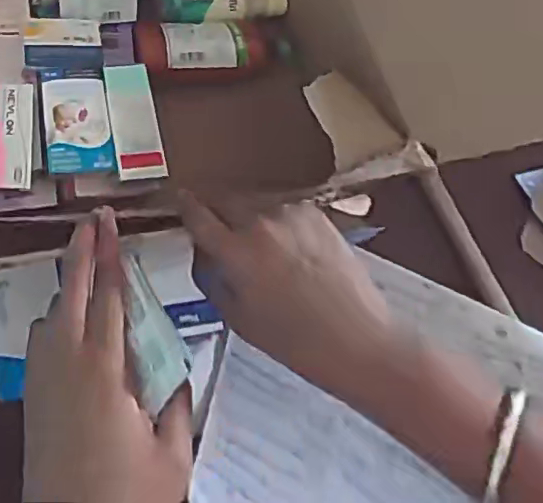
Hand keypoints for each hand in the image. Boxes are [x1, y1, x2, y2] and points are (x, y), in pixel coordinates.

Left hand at [22, 208, 192, 502]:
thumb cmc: (127, 496)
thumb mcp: (170, 455)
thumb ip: (176, 402)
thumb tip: (177, 366)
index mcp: (103, 365)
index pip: (108, 293)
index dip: (110, 253)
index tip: (109, 222)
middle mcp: (66, 356)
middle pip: (71, 286)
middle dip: (82, 247)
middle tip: (92, 218)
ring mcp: (43, 371)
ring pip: (54, 308)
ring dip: (70, 283)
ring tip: (91, 271)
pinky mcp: (32, 389)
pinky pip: (44, 334)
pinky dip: (59, 316)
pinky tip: (76, 328)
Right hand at [179, 193, 401, 397]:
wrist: (364, 343)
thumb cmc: (297, 343)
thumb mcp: (239, 319)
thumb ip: (212, 279)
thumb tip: (202, 254)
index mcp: (236, 252)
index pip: (197, 215)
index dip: (184, 205)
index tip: (179, 200)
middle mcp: (258, 223)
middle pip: (222, 199)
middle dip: (214, 208)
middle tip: (217, 225)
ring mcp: (288, 213)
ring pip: (253, 202)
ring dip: (247, 215)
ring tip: (261, 243)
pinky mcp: (314, 213)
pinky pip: (282, 208)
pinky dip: (277, 221)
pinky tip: (289, 246)